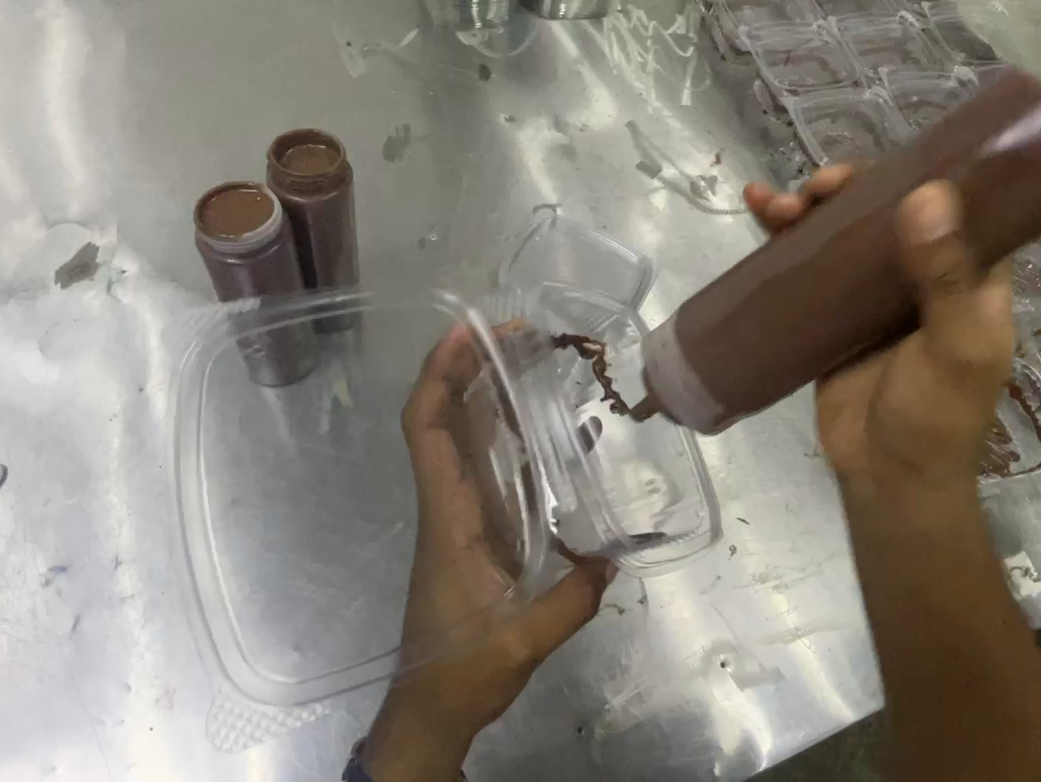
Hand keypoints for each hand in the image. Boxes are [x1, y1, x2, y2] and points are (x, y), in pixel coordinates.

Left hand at [364, 325, 616, 781]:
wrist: (429, 709)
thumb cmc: (460, 670)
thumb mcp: (520, 642)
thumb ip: (572, 600)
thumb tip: (613, 557)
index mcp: (448, 513)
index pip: (427, 427)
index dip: (440, 372)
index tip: (469, 331)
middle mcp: (449, 500)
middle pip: (444, 414)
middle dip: (470, 364)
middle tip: (519, 331)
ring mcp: (462, 511)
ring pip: (466, 434)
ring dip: (490, 390)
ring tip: (533, 357)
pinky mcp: (478, 526)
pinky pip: (493, 465)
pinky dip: (516, 436)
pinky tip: (556, 428)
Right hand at [743, 167, 1014, 491]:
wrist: (885, 477)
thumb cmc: (936, 415)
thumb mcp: (954, 346)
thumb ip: (945, 274)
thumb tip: (925, 191)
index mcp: (969, 272)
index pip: (947, 200)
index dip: (908, 173)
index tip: (864, 172)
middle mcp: (922, 271)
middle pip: (883, 208)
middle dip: (843, 189)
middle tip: (812, 192)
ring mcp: (873, 292)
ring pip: (840, 231)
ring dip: (807, 207)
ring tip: (772, 205)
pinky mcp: (832, 311)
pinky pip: (810, 263)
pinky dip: (785, 237)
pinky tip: (758, 214)